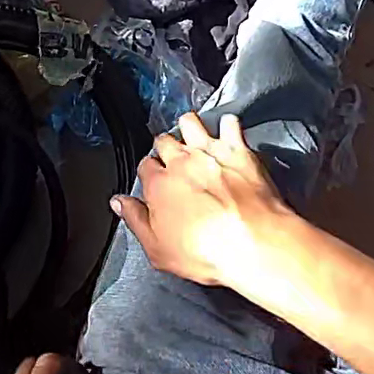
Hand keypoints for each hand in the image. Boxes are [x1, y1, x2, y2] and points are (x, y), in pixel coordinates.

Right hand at [111, 112, 291, 288]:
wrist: (254, 242)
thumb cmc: (209, 251)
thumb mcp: (158, 249)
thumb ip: (135, 220)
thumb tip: (119, 203)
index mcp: (159, 184)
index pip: (144, 166)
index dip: (148, 172)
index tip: (154, 180)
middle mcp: (182, 161)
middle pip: (164, 141)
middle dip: (165, 147)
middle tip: (172, 159)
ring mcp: (210, 151)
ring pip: (190, 122)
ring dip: (188, 127)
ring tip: (191, 135)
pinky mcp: (238, 150)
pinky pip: (229, 124)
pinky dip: (227, 125)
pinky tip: (228, 131)